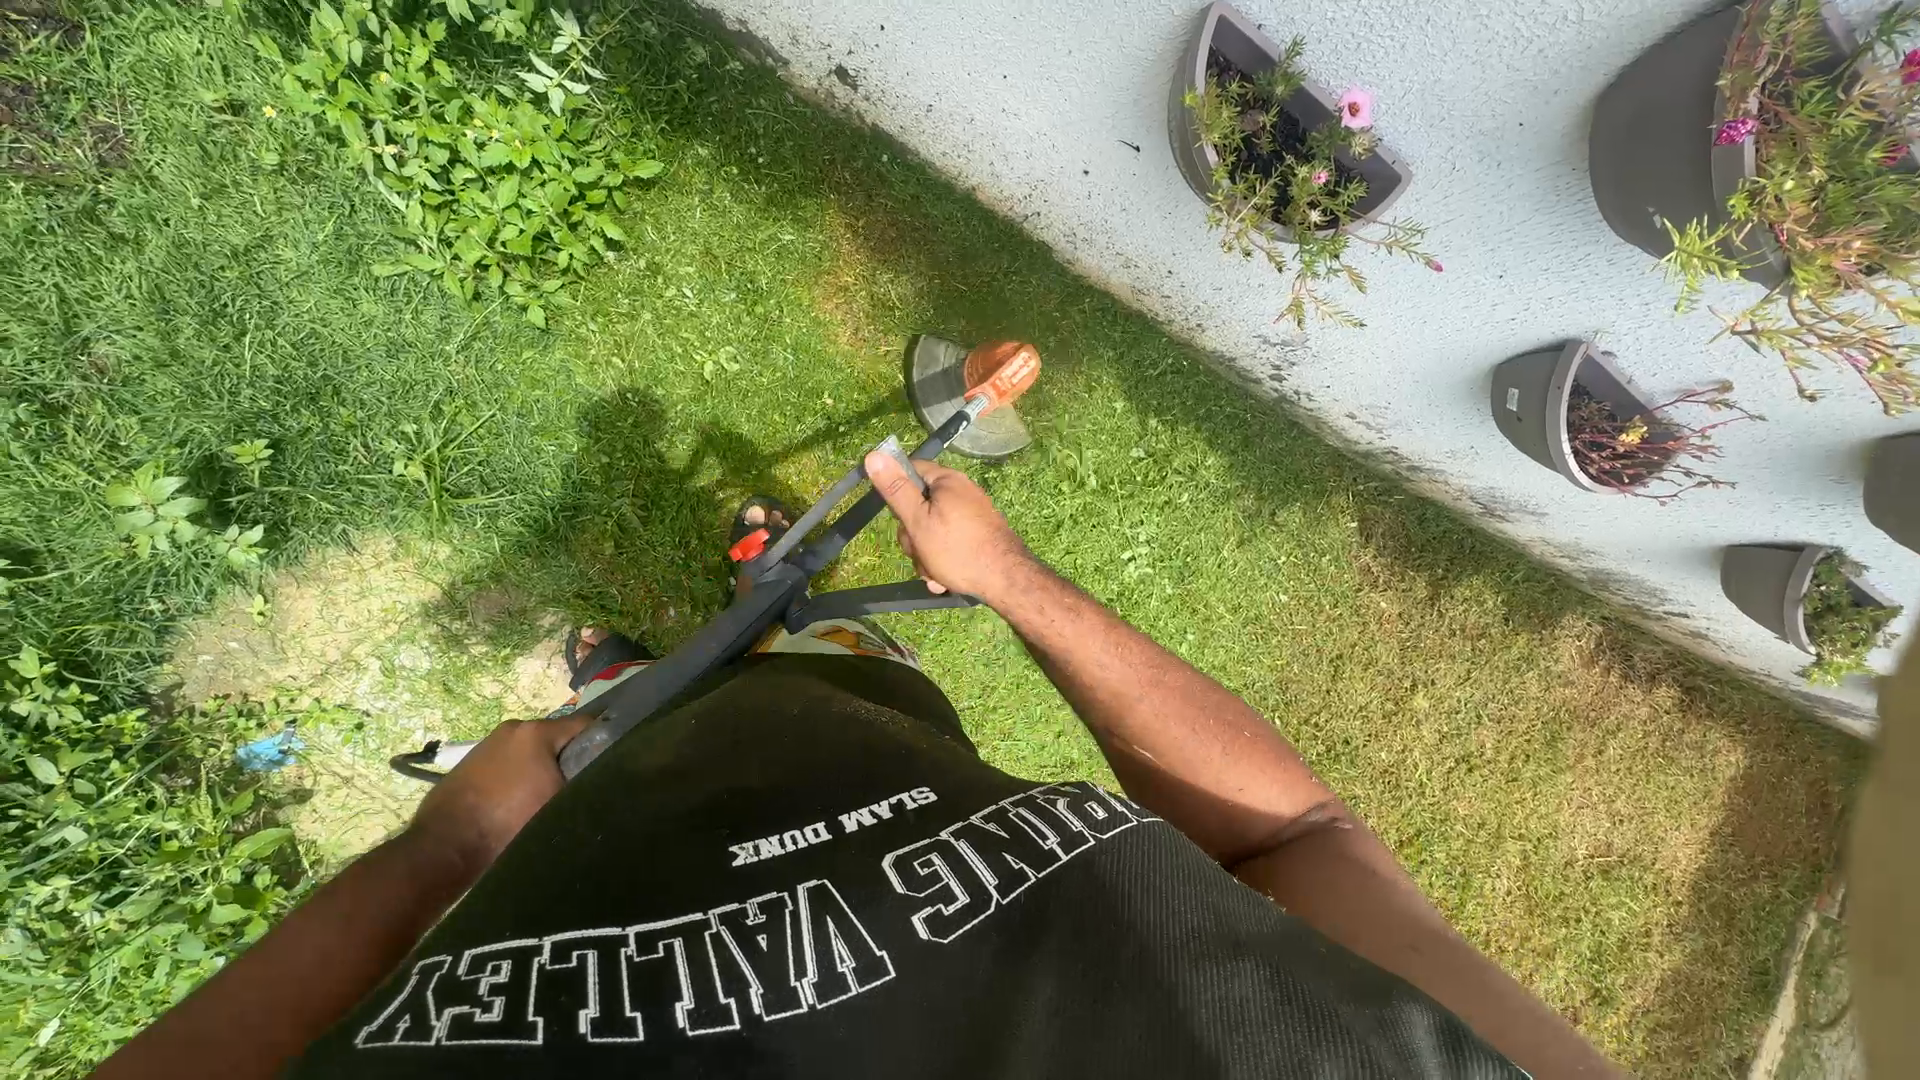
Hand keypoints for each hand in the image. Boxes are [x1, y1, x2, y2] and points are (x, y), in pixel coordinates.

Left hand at [403, 714, 590, 879]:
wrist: (443, 850)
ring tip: (551, 798)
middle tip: (582, 785)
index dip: (606, 741)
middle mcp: (512, 729)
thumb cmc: (509, 822)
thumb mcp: (559, 803)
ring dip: (543, 769)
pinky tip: (519, 804)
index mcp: (536, 731)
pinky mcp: (469, 765)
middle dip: (571, 758)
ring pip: (531, 752)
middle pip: (556, 738)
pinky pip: (508, 765)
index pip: (587, 725)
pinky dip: (519, 778)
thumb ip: (585, 782)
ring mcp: (486, 745)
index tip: (616, 763)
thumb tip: (605, 778)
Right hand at [864, 451, 1034, 604]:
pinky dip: (943, 560)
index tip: (897, 517)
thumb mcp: (918, 520)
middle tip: (920, 552)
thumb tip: (873, 455)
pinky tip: (944, 579)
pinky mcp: (978, 534)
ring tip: (935, 573)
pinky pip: (949, 542)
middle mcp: (962, 492)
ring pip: (932, 530)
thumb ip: (896, 489)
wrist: (1005, 580)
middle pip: (920, 506)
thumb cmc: (957, 549)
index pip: (911, 471)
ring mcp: (972, 514)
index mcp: (947, 481)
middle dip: (914, 536)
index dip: (897, 493)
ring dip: (926, 555)